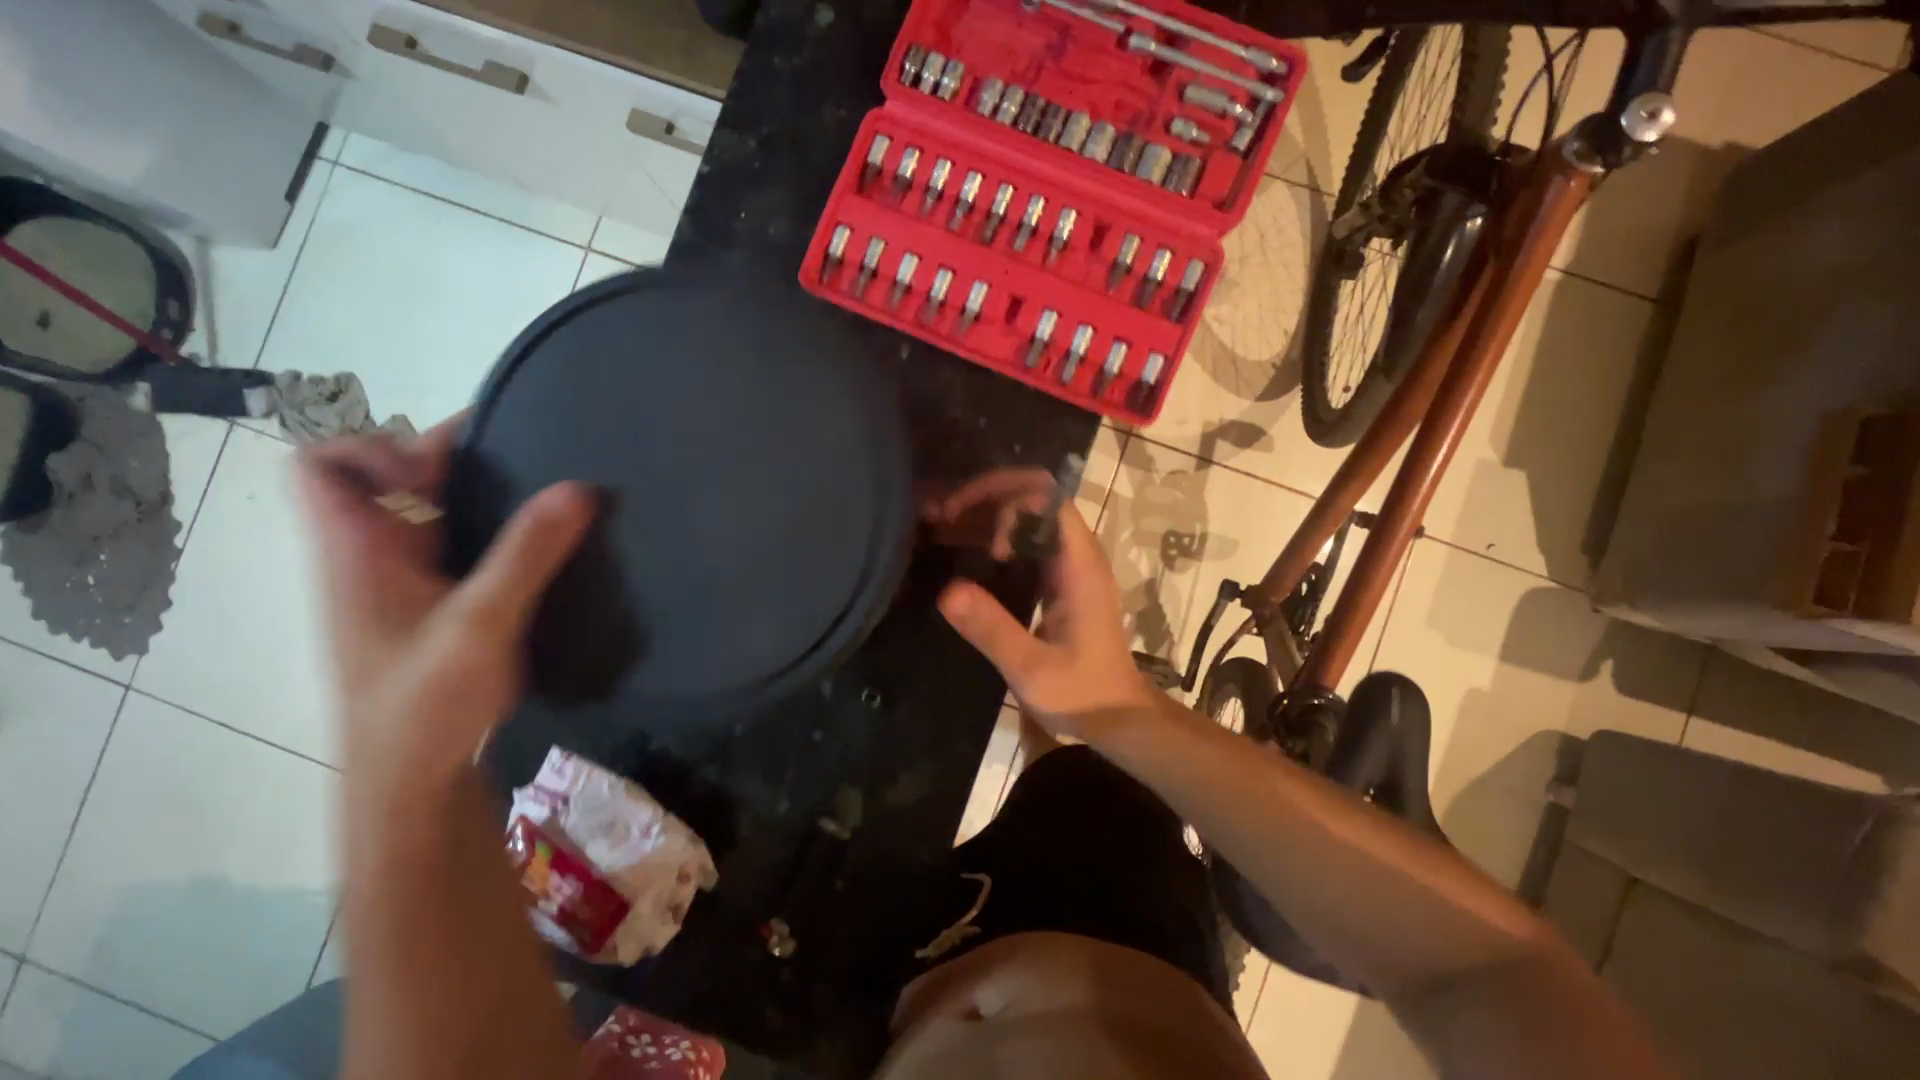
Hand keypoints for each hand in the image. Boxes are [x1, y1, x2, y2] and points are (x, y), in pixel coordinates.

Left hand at [295, 416, 595, 793]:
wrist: (411, 784)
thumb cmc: (425, 705)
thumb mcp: (480, 624)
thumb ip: (527, 554)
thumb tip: (579, 486)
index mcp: (354, 550)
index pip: (320, 465)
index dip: (374, 447)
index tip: (444, 469)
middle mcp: (368, 557)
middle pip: (386, 478)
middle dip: (448, 461)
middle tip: (521, 463)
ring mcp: (399, 584)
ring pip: (425, 512)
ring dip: (476, 497)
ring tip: (541, 496)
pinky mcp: (431, 610)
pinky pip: (453, 546)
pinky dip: (490, 532)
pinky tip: (542, 547)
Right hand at [928, 469, 1159, 742]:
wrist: (1117, 718)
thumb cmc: (1082, 695)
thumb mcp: (1031, 669)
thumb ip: (992, 629)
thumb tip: (946, 591)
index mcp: (1079, 564)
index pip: (1046, 496)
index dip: (1007, 500)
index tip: (980, 537)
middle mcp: (1076, 553)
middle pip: (1032, 498)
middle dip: (985, 498)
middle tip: (940, 515)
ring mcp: (1068, 565)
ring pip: (1025, 518)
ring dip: (983, 515)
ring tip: (938, 525)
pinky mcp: (1058, 581)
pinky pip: (1023, 543)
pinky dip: (990, 539)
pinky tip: (957, 550)